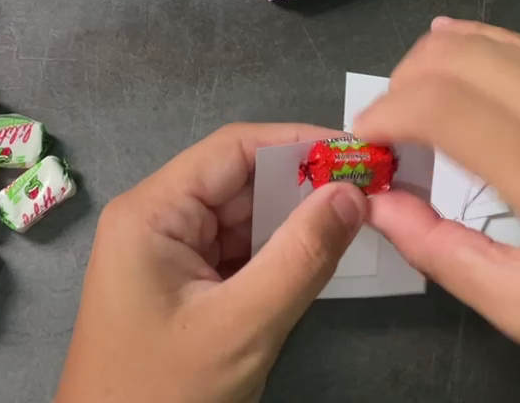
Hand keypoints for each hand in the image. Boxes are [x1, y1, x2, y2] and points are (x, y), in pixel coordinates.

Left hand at [55, 123, 369, 402]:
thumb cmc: (164, 394)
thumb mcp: (240, 328)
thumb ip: (299, 258)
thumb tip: (351, 194)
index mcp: (152, 210)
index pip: (232, 150)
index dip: (296, 142)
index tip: (354, 151)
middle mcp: (156, 217)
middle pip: (238, 179)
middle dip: (300, 182)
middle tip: (367, 187)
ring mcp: (167, 251)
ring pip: (241, 216)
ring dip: (292, 217)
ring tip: (353, 215)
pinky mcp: (182, 283)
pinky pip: (236, 249)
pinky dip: (276, 251)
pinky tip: (316, 251)